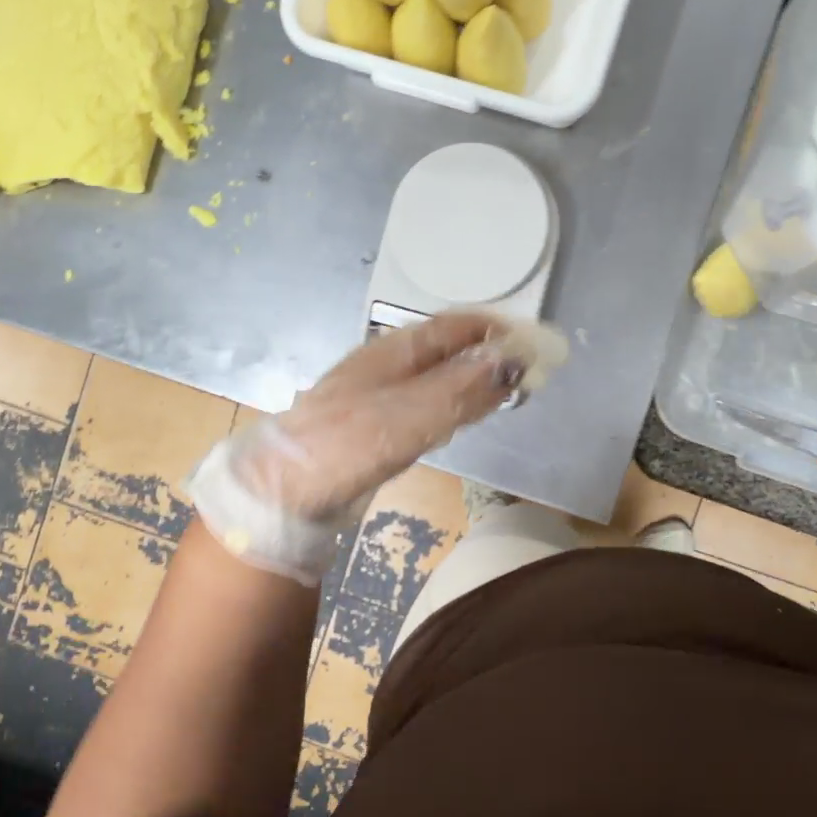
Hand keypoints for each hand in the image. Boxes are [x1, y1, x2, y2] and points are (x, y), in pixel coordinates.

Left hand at [189, 313, 544, 582]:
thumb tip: (515, 362)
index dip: (497, 329)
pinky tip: (451, 419)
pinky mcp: (365, 424)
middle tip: (523, 374)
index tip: (534, 343)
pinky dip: (447, 401)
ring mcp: (371, 393)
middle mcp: (383, 363)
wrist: (281, 491)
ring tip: (498, 394)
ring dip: (468, 378)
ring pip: (432, 374)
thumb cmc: (346, 446)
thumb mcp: (410, 416)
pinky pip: (419, 400)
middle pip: (445, 348)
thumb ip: (463, 389)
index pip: (456, 325)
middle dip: (486, 354)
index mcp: (394, 351)